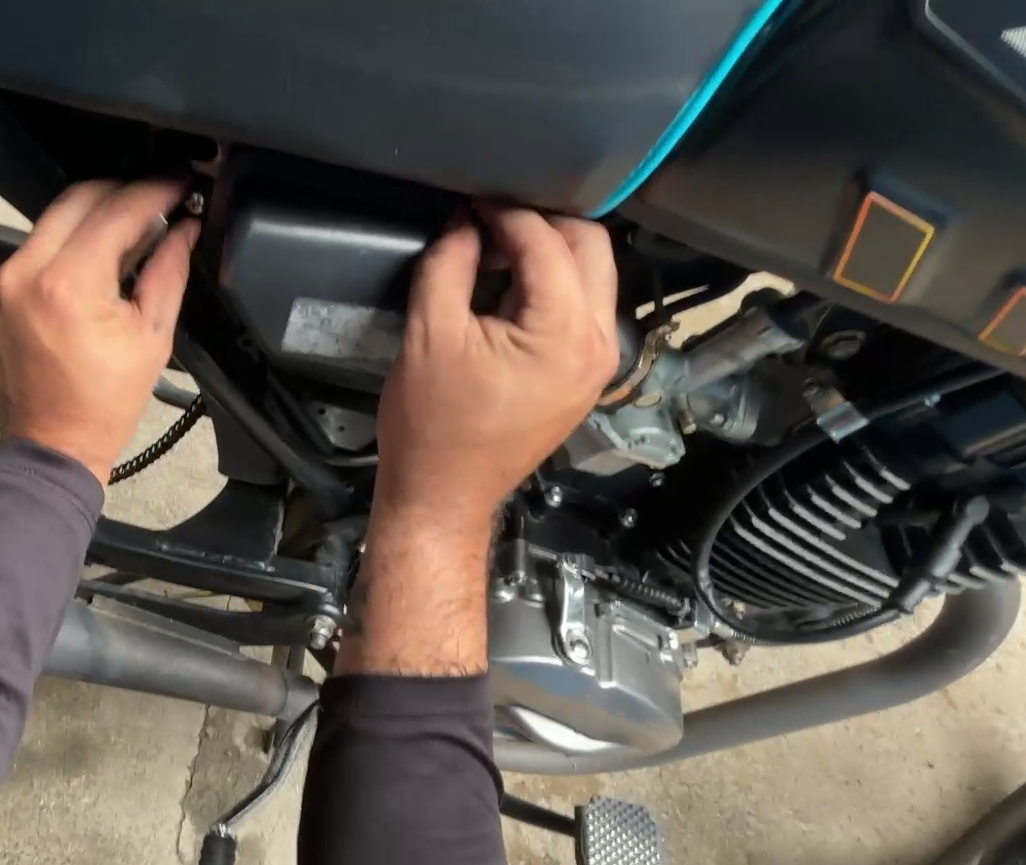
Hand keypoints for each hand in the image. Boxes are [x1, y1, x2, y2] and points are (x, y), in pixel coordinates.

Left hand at [0, 178, 201, 484]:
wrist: (52, 448)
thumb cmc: (101, 408)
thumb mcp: (150, 339)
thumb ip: (168, 273)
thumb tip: (184, 230)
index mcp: (68, 285)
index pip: (116, 210)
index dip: (155, 192)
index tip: (179, 187)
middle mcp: (25, 273)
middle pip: (78, 199)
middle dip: (124, 192)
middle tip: (158, 202)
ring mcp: (3, 284)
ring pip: (53, 220)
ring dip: (94, 217)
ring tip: (131, 235)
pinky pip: (33, 250)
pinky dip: (66, 245)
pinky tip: (94, 262)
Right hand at [337, 205, 617, 676]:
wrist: (440, 497)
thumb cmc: (430, 428)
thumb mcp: (428, 337)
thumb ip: (447, 267)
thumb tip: (463, 225)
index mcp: (564, 332)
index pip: (546, 242)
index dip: (505, 214)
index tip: (470, 206)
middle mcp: (597, 345)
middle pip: (588, 249)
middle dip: (539, 226)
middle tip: (486, 225)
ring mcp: (595, 366)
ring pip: (590, 279)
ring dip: (548, 257)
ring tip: (493, 257)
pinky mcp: (581, 382)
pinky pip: (579, 314)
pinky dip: (550, 291)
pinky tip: (507, 295)